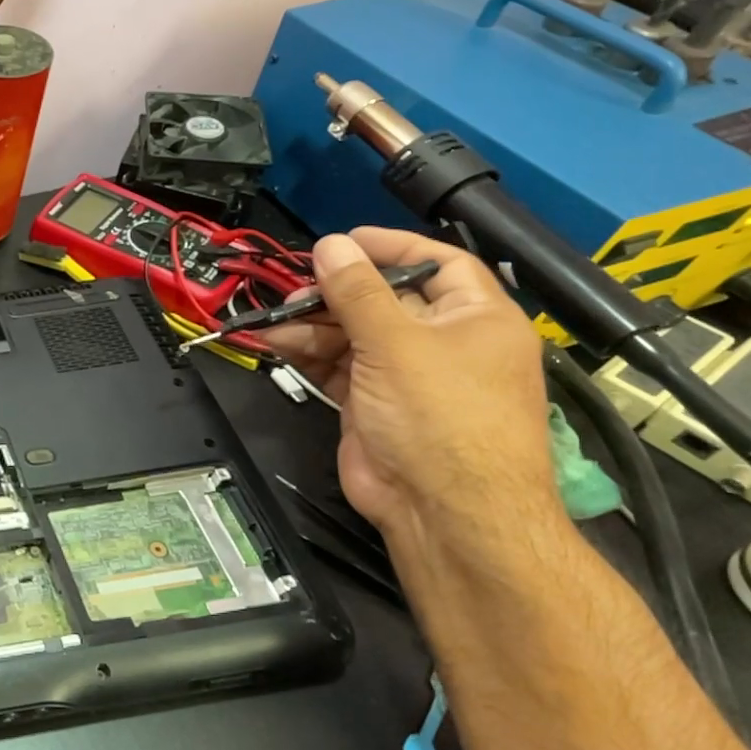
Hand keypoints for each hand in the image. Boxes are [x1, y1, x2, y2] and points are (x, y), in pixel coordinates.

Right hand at [261, 228, 560, 542]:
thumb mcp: (397, 343)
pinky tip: (277, 343)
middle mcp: (442, 342)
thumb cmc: (443, 418)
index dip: (390, 247)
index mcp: (475, 319)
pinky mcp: (371, 402)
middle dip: (334, 292)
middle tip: (295, 287)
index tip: (342, 241)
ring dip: (311, 324)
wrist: (441, 508)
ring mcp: (404, 375)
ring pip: (350, 333)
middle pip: (381, 299)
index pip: (438, 264)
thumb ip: (357, 291)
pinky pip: (334, 365)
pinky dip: (306, 353)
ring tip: (275, 321)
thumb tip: (330, 245)